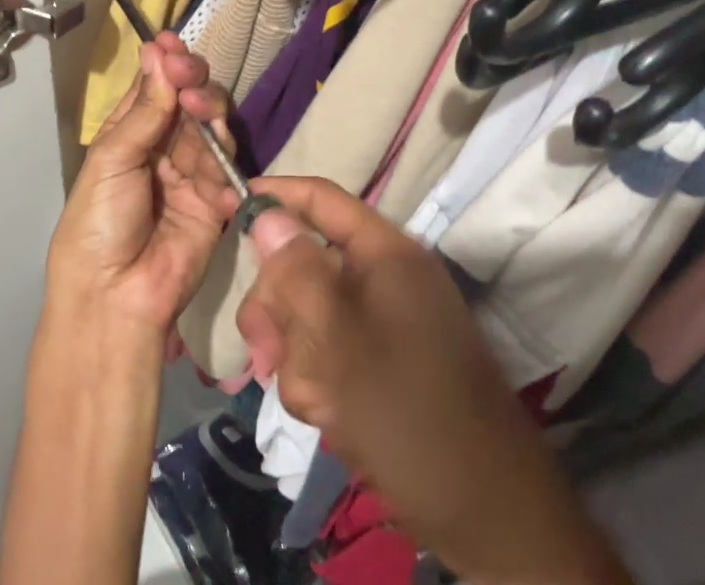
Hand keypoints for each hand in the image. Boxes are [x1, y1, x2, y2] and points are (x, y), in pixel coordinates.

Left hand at [49, 32, 240, 334]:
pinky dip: (224, 159)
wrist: (116, 294)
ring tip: (198, 106)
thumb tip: (158, 54)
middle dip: (190, 81)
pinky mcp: (217, 203)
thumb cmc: (98, 222)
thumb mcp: (112, 160)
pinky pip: (229, 169)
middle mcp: (161, 151)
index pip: (152, 90)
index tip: (169, 41)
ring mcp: (191, 176)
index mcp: (127, 138)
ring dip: (208, 112)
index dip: (162, 65)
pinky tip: (215, 154)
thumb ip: (145, 111)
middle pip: (188, 104)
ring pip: (211, 129)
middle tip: (188, 71)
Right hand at [234, 177, 500, 487]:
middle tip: (265, 355)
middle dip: (277, 310)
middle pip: (302, 265)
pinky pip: (326, 354)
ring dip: (295, 356)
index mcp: (385, 256)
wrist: (482, 509)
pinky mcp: (381, 363)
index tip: (222, 203)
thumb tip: (267, 212)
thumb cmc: (407, 414)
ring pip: (306, 316)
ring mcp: (383, 324)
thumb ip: (296, 272)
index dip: (274, 195)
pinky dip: (317, 381)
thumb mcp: (337, 340)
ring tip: (315, 402)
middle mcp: (383, 281)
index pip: (322, 200)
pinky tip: (330, 415)